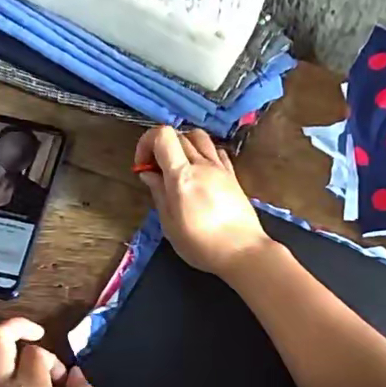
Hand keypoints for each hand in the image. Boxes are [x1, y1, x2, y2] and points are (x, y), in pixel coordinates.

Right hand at [134, 125, 273, 278]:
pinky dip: (202, 153)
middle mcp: (201, 164)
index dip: (146, 143)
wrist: (242, 251)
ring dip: (183, 145)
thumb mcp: (169, 224)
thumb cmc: (200, 244)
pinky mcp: (232, 175)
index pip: (162, 136)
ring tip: (178, 167)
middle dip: (161, 148)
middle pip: (178, 135)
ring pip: (199, 137)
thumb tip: (149, 173)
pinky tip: (199, 172)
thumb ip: (158, 193)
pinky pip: (215, 151)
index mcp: (181, 176)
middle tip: (156, 172)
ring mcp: (219, 168)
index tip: (143, 166)